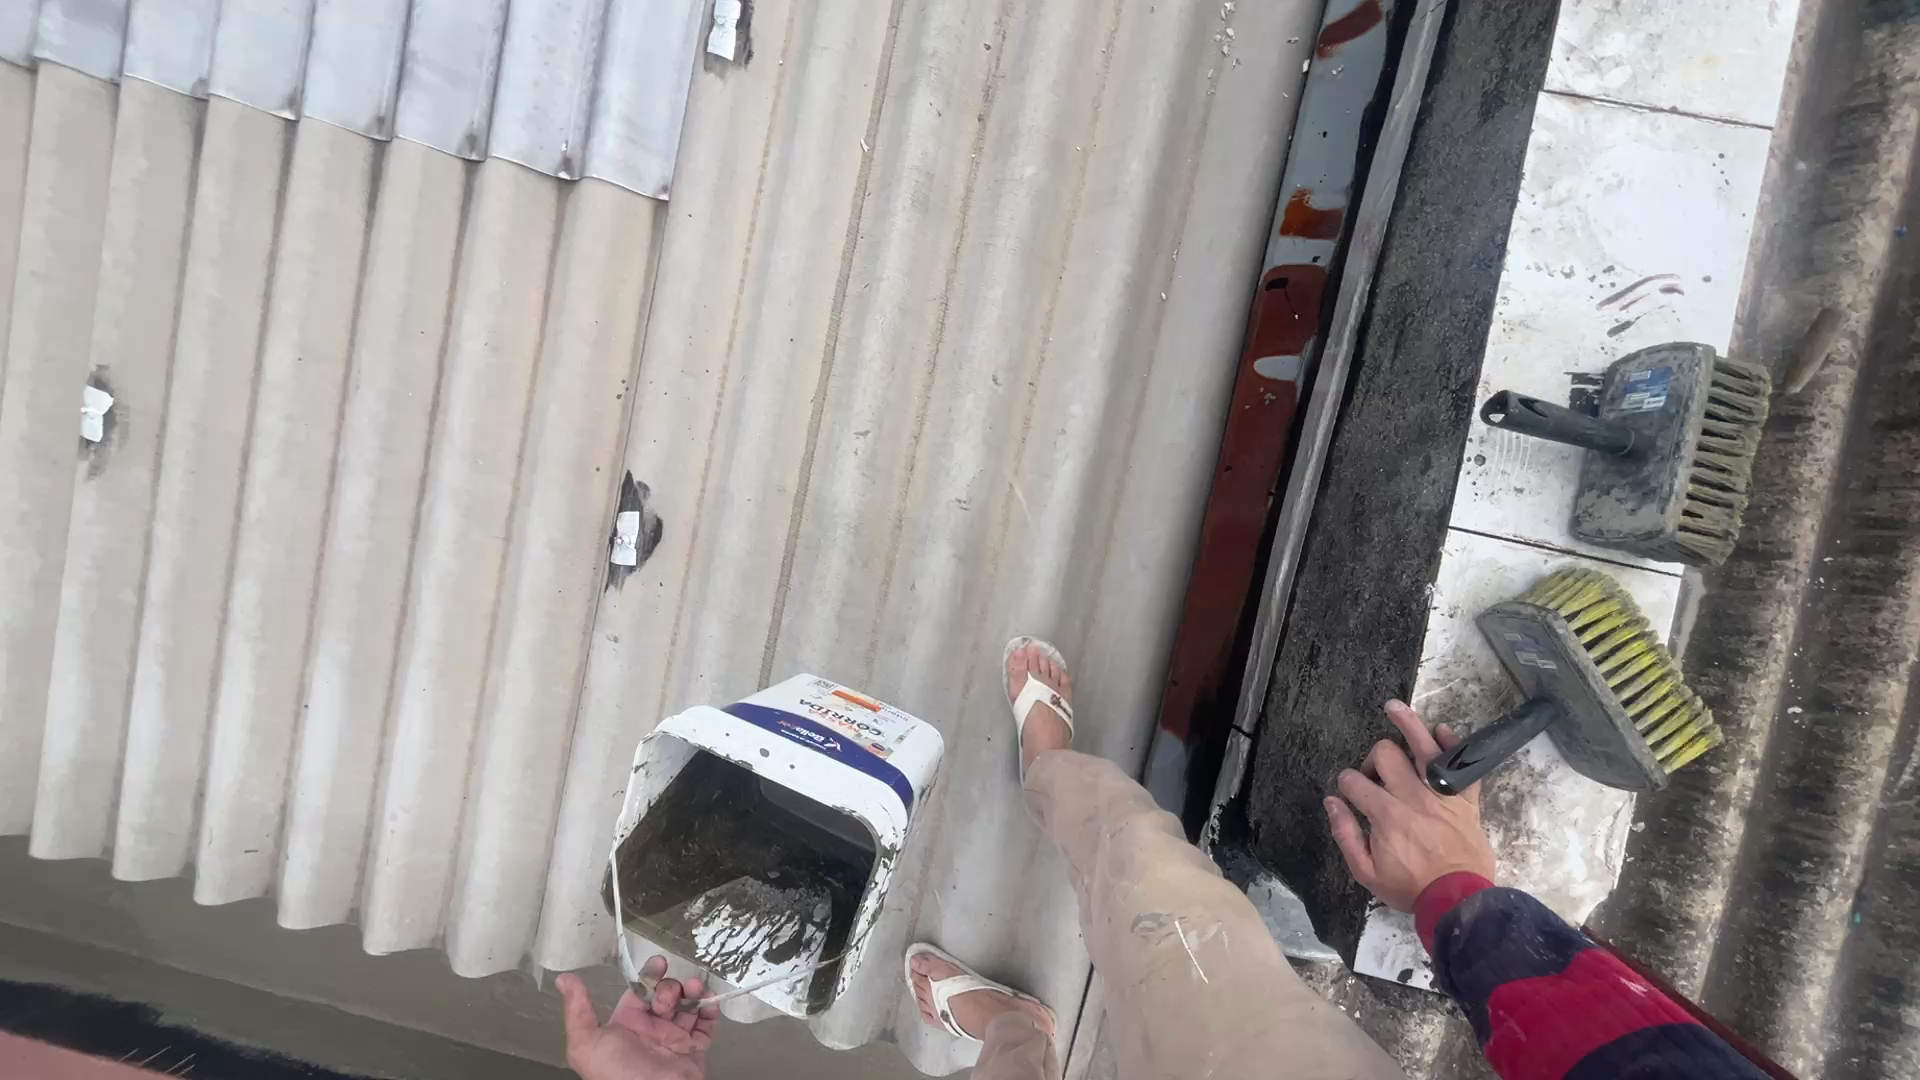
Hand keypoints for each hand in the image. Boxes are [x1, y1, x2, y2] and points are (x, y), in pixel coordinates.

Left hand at [558, 956, 720, 1079]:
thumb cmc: (618, 1074)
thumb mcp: (587, 1045)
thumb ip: (578, 1011)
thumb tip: (564, 978)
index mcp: (627, 1027)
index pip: (640, 992)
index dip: (650, 976)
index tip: (660, 963)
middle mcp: (651, 1030)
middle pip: (665, 994)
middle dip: (671, 986)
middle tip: (671, 996)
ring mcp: (675, 1039)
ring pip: (688, 1004)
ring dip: (694, 990)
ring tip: (696, 990)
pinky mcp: (695, 1048)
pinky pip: (707, 1021)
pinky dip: (711, 1007)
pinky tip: (708, 1001)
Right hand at [1324, 700, 1496, 911]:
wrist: (1462, 904)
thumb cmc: (1410, 889)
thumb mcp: (1365, 872)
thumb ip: (1344, 833)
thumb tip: (1331, 801)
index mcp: (1385, 814)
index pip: (1353, 781)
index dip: (1345, 783)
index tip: (1348, 794)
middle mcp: (1412, 797)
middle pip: (1384, 755)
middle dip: (1372, 760)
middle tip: (1376, 778)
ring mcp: (1442, 797)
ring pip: (1424, 749)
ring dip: (1407, 724)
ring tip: (1394, 707)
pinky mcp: (1466, 802)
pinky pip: (1464, 768)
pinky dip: (1453, 746)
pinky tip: (1441, 731)